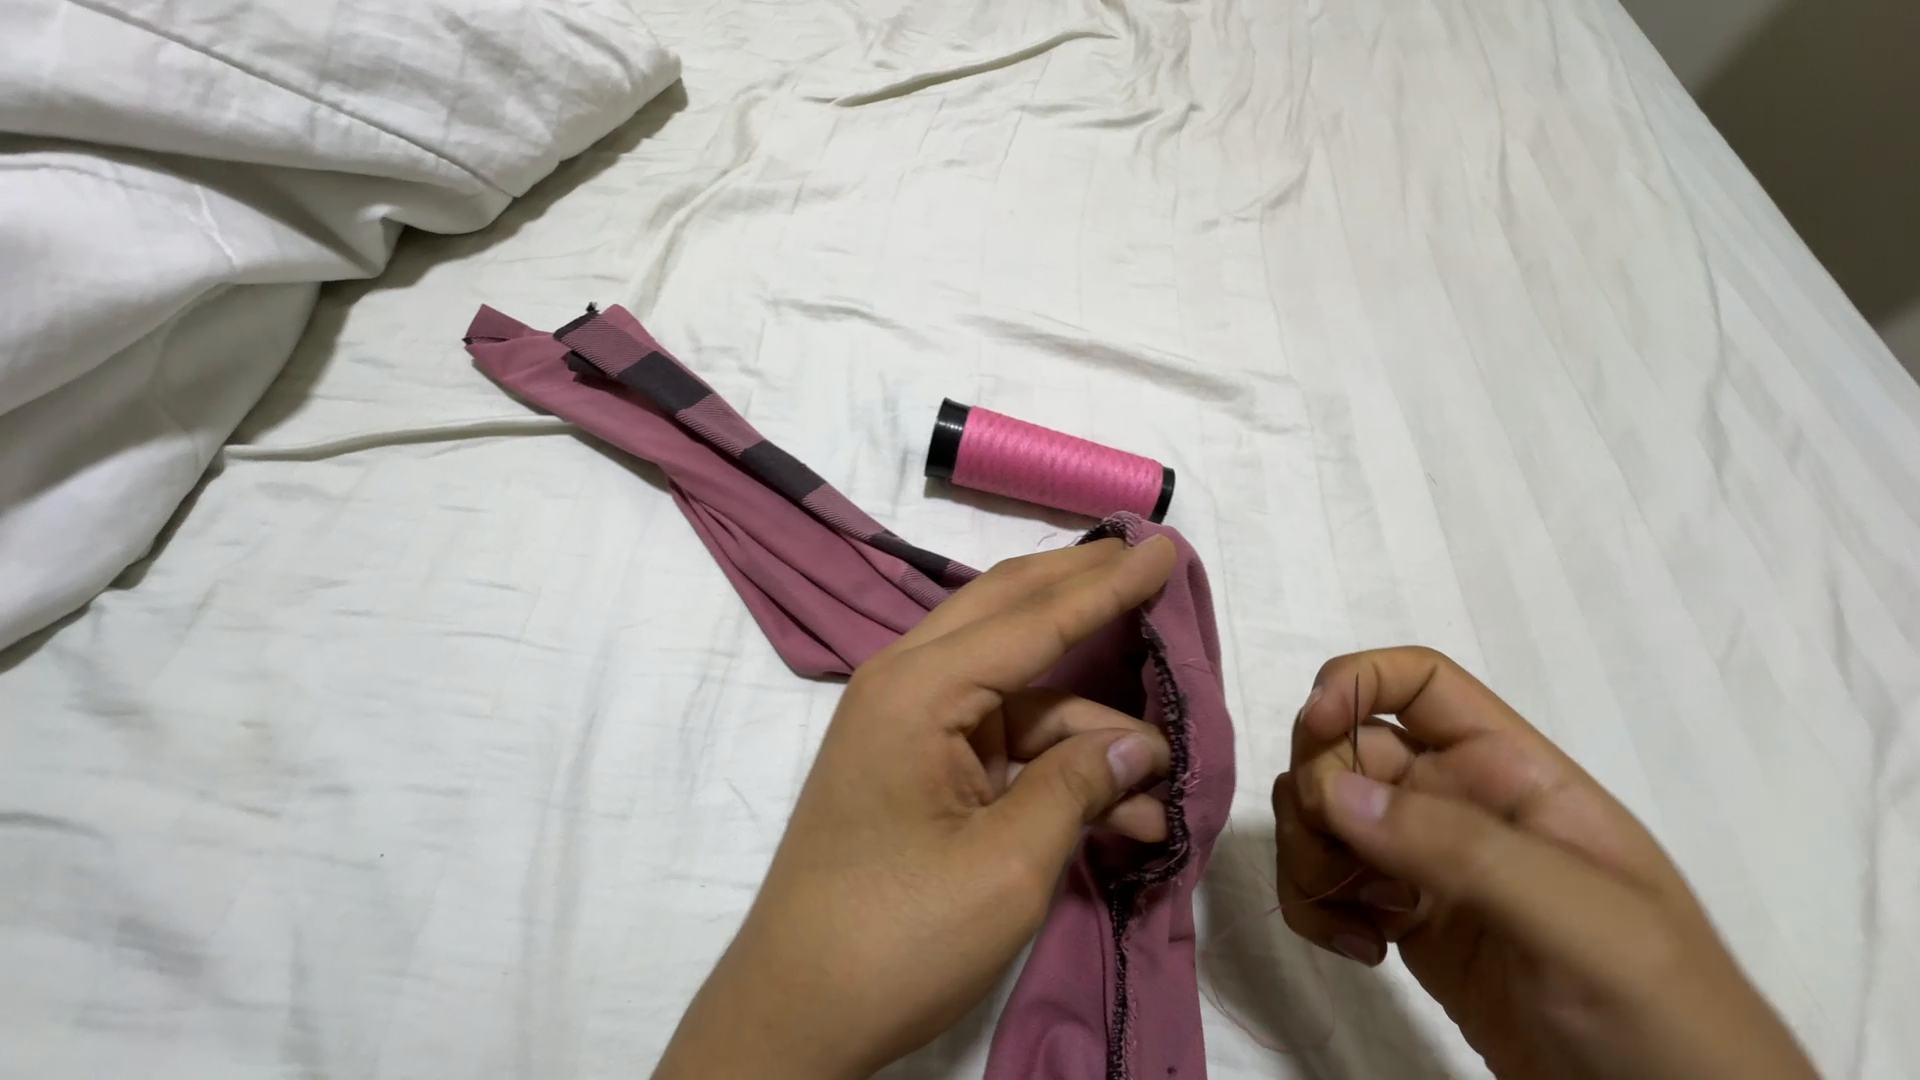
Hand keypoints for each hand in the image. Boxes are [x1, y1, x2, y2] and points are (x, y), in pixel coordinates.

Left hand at [654, 536, 1178, 1079]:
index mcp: (917, 687)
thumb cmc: (896, 937)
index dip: (1106, 585)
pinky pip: (1005, 740)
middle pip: (1012, 615)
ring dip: (1091, 725)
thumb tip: (1142, 742)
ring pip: (1020, 692)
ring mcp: (914, 724)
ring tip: (1170, 770)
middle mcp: (909, 684)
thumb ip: (1078, 787)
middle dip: (1084, 592)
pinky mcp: (924, 764)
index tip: (1162, 546)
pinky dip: (1060, 765)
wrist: (796, 1012)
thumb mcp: (1006, 866)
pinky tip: (1123, 812)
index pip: (1032, 616)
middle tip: (1151, 560)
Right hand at [1274, 647, 1819, 1079]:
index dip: (1356, 681)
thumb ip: (1462, 849)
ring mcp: (1420, 859)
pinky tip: (1358, 948)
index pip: (1418, 682)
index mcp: (1510, 771)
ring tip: (1354, 922)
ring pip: (1318, 811)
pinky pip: (1318, 877)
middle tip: (1343, 864)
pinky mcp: (1395, 914)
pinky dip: (1312, 903)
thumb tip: (1334, 793)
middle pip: (1344, 747)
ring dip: (1308, 855)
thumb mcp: (1589, 925)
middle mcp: (1454, 799)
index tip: (1315, 727)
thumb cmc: (1665, 1016)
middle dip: (1319, 796)